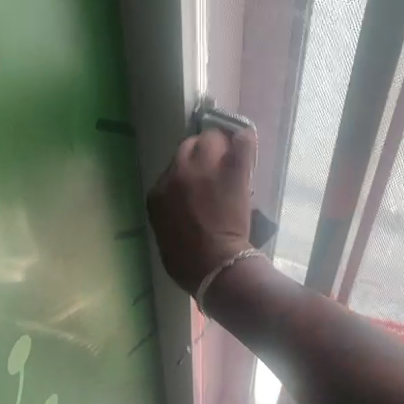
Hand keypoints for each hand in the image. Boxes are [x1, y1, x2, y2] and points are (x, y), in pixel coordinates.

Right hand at [146, 127, 256, 293]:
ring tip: (230, 156)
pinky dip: (245, 141)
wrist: (213, 265)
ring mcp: (205, 168)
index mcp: (158, 193)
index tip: (195, 183)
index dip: (185, 174)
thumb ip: (168, 215)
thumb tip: (178, 210)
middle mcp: (177, 173)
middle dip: (200, 154)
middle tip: (214, 167)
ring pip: (212, 138)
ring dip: (220, 145)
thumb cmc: (186, 263)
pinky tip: (246, 146)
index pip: (171, 169)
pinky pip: (241, 142)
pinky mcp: (232, 169)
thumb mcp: (163, 236)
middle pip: (189, 147)